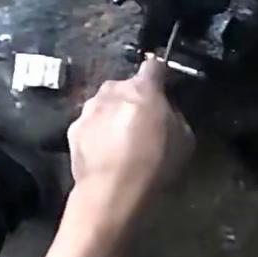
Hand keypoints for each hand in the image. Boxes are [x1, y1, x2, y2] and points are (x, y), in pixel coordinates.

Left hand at [65, 57, 193, 226]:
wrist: (113, 191)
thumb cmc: (155, 164)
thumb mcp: (184, 139)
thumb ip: (174, 115)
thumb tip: (166, 110)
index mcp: (143, 88)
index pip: (154, 65)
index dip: (160, 75)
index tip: (164, 86)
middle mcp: (112, 91)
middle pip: (126, 87)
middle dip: (134, 100)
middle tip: (143, 124)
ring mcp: (89, 109)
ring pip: (105, 104)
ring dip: (113, 115)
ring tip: (120, 142)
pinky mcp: (73, 129)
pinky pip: (90, 124)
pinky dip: (97, 133)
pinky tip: (104, 154)